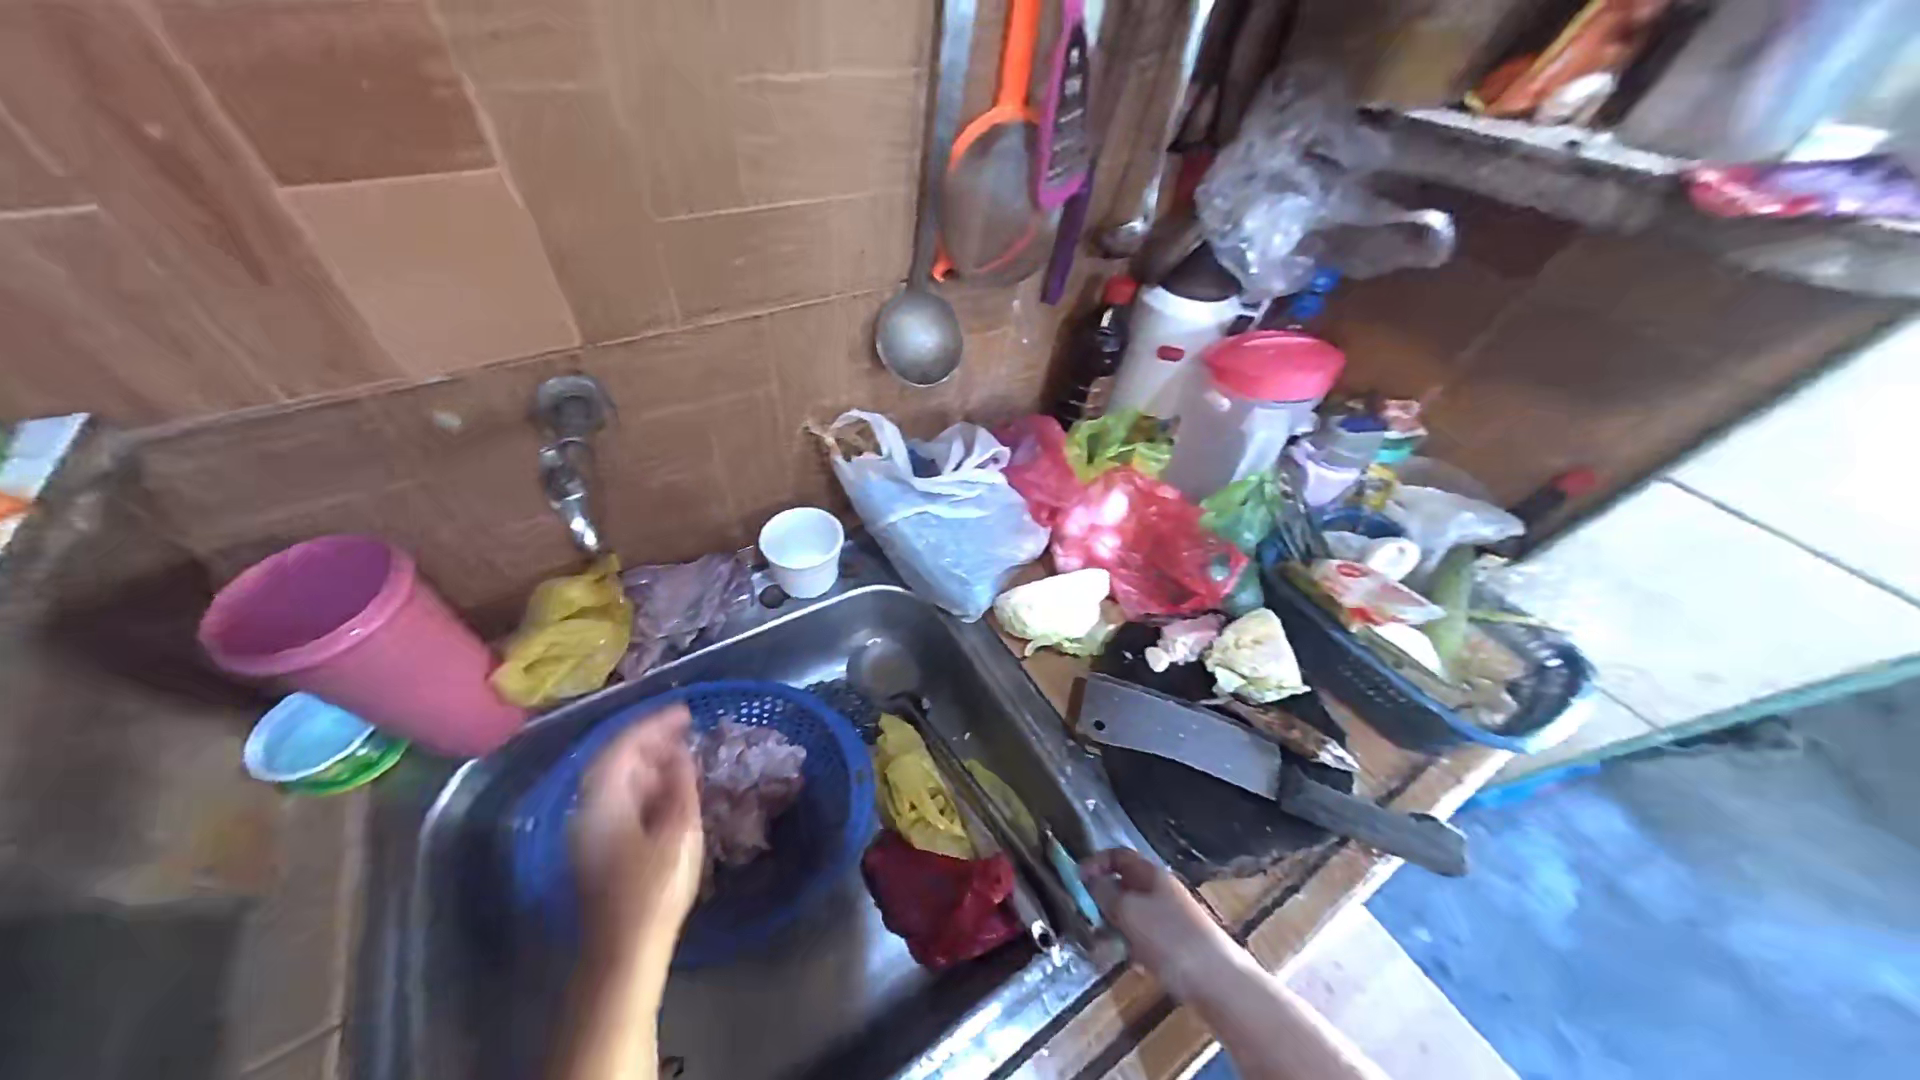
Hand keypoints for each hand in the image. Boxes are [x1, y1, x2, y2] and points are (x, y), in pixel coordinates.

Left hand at [573, 705, 704, 958]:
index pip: (622, 748)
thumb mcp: (678, 831)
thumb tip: (679, 754)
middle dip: (650, 741)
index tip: (684, 712)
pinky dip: (645, 786)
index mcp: (602, 803)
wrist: (626, 951)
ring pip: (617, 782)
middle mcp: (589, 811)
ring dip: (648, 763)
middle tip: (685, 729)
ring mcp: (592, 832)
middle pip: (614, 763)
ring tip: (681, 754)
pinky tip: (669, 789)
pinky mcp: (601, 848)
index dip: (652, 724)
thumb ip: (678, 786)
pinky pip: (621, 800)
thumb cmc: (654, 890)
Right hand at [1079, 848, 1237, 999]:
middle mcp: (1162, 891)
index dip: (1096, 862)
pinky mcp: (1177, 946)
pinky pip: (1146, 939)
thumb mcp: (1129, 912)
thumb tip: (1090, 881)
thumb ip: (1105, 893)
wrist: (1220, 984)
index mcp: (1152, 874)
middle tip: (1085, 916)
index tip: (1076, 879)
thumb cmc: (1170, 938)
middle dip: (1103, 898)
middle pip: (1125, 885)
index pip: (1119, 855)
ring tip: (1103, 945)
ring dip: (1116, 926)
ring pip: (1133, 915)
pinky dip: (1134, 947)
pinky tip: (1131, 963)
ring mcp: (1172, 919)